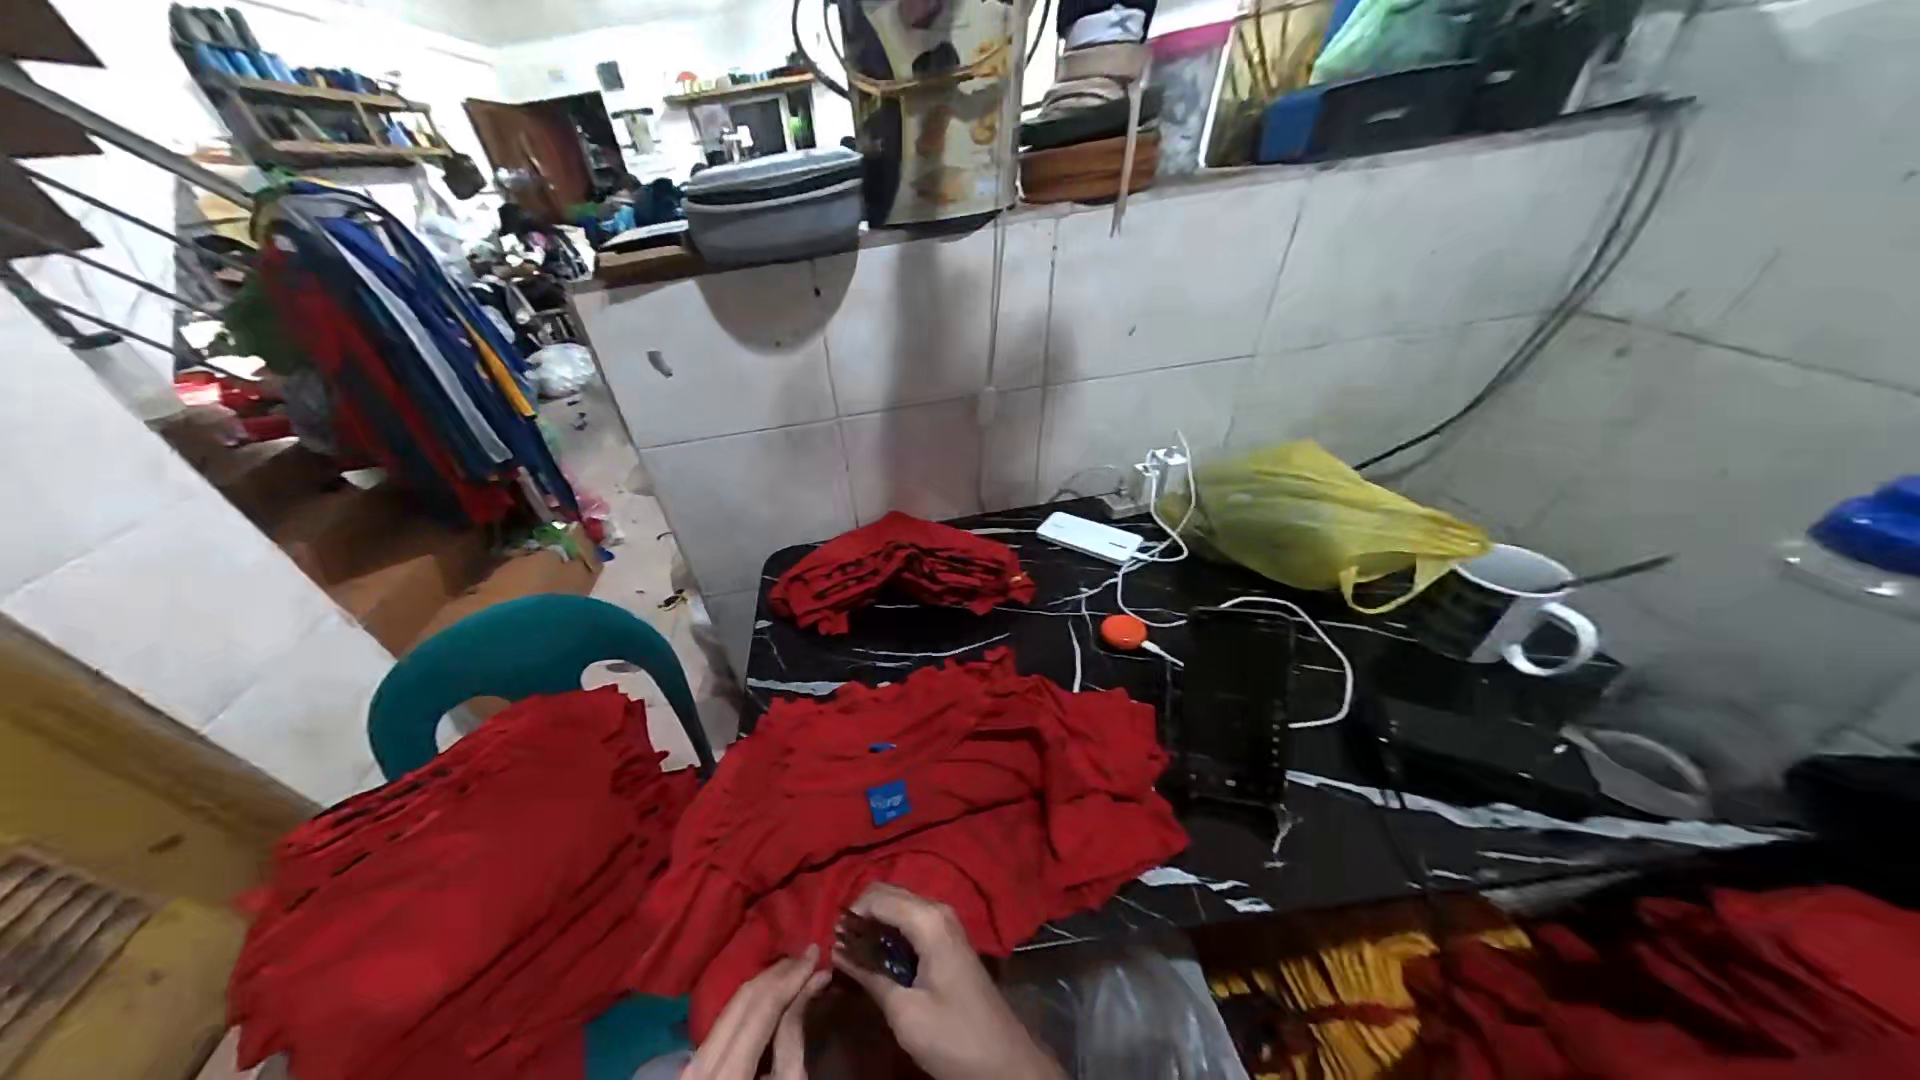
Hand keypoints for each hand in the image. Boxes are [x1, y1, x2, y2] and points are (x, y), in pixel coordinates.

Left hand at [685, 946, 828, 1079]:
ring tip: (794, 970)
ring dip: (765, 984)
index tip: (817, 951)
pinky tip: (770, 995)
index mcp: (726, 1076)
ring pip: (730, 1007)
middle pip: (742, 1000)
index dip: (791, 975)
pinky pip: (723, 1023)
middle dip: (778, 973)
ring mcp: (689, 1067)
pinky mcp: (691, 1070)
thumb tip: (813, 982)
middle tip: (809, 955)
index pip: (762, 1007)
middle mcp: (699, 1066)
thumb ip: (793, 1036)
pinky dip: (750, 1005)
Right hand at [832, 883, 1065, 1079]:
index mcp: (928, 919)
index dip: (849, 916)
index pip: (877, 897)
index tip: (829, 943)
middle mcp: (937, 909)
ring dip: (873, 923)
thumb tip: (837, 950)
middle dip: (860, 916)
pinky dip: (889, 931)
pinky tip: (877, 959)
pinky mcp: (947, 938)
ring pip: (898, 905)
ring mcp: (945, 922)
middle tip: (838, 949)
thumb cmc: (953, 1036)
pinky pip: (910, 920)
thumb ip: (870, 975)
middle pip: (887, 893)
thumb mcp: (905, 1012)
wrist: (1004, 1059)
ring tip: (852, 956)